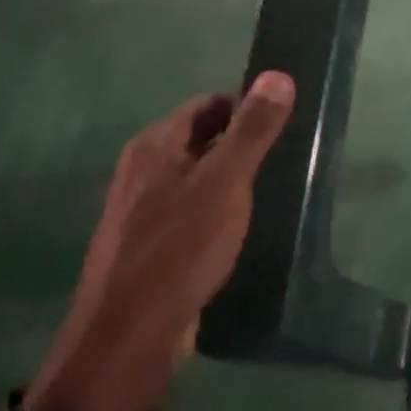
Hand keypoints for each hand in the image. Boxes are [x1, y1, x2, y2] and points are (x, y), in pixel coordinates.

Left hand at [23, 71, 294, 410]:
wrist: (128, 335)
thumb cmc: (179, 248)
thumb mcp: (226, 183)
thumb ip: (252, 130)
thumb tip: (278, 75)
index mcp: (154, 147)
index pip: (207, 105)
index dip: (245, 108)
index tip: (282, 126)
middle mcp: (140, 170)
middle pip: (198, 138)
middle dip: (239, 142)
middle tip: (282, 158)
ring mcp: (138, 210)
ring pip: (193, 176)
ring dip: (227, 177)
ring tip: (266, 193)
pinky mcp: (145, 244)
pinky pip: (187, 209)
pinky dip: (214, 207)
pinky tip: (236, 228)